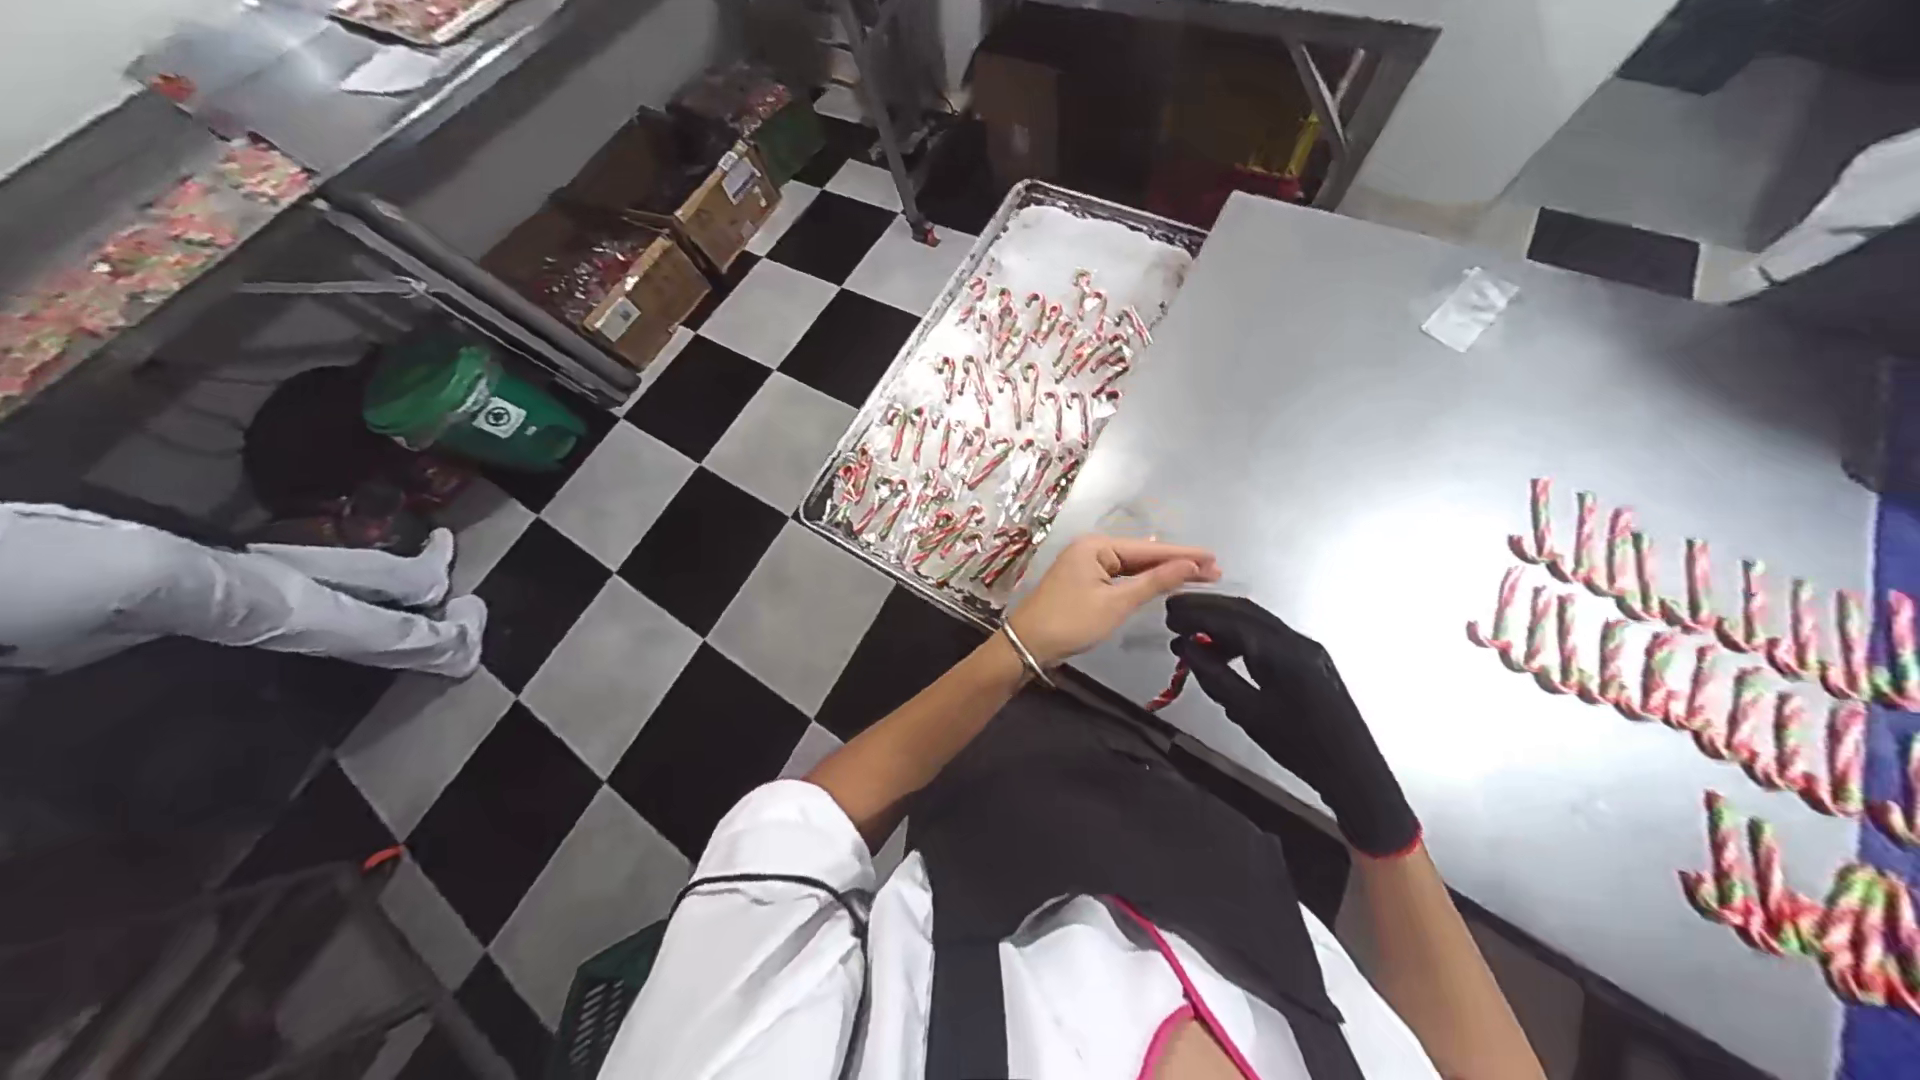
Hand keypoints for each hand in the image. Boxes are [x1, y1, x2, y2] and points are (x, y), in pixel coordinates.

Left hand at [1006, 535, 1219, 667]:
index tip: (1215, 559)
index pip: (1150, 549)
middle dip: (1176, 563)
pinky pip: (1120, 576)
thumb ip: (1154, 582)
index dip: (1184, 556)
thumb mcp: (1117, 603)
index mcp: (1096, 546)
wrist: (1027, 644)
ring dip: (1161, 572)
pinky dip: (1142, 581)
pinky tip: (1162, 582)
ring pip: (1132, 566)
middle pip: (1142, 554)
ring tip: (1198, 576)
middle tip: (1214, 571)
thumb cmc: (1071, 622)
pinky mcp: (1084, 581)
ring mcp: (1086, 564)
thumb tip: (1189, 566)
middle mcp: (1091, 548)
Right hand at [1165, 594, 1418, 857]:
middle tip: (1174, 614)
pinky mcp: (1308, 658)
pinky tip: (1220, 649)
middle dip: (1206, 609)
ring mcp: (1305, 647)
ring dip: (1221, 621)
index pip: (1230, 620)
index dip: (1196, 615)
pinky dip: (1238, 635)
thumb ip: (1215, 676)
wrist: (1353, 770)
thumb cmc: (1300, 747)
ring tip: (1191, 634)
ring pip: (1255, 620)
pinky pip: (1266, 635)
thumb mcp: (1248, 713)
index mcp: (1282, 653)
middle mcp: (1296, 641)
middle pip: (1244, 611)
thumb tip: (1187, 648)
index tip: (1169, 616)